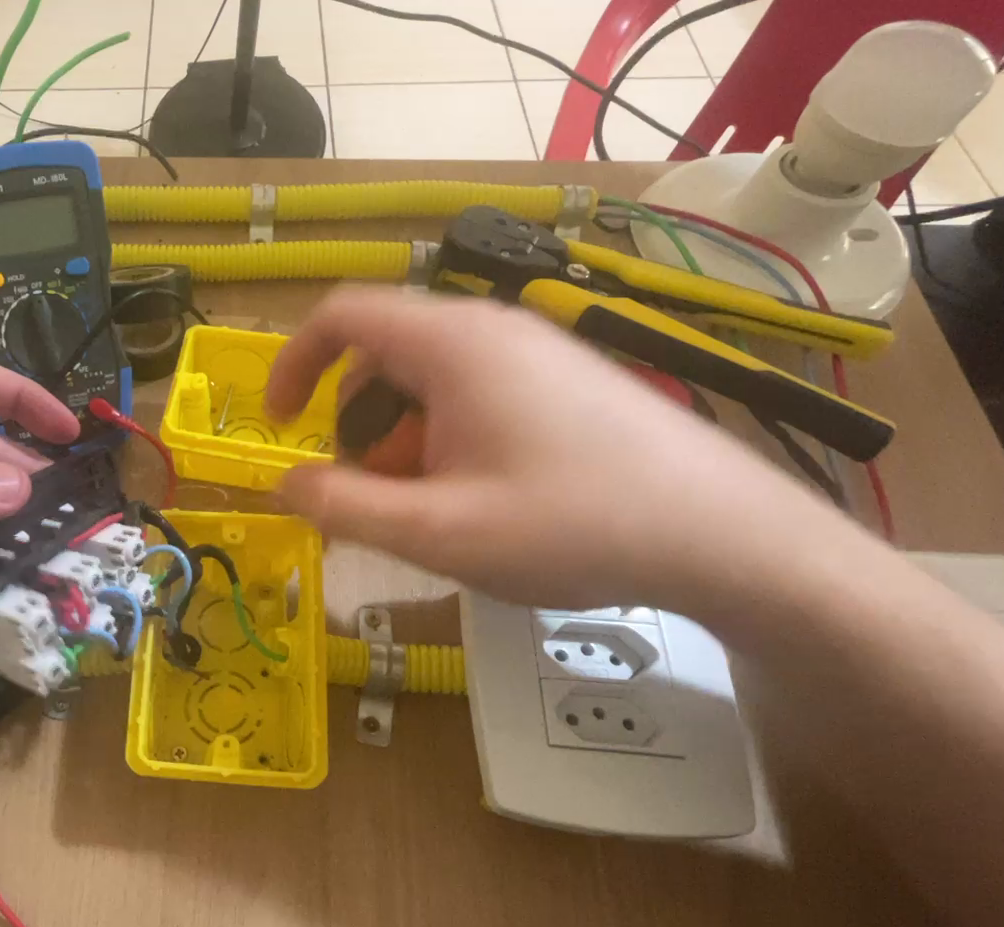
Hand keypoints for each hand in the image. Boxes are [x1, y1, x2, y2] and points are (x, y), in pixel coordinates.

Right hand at [265, 287, 850, 614]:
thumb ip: (345, 506)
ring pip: (427, 379)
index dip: (292, 363)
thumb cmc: (573, 526)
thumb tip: (284, 484)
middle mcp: (490, 328)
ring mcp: (533, 350)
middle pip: (382, 354)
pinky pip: (472, 392)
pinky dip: (446, 437)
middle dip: (356, 422)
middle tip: (379, 493)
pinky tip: (485, 496)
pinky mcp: (561, 378)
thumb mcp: (438, 531)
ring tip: (438, 504)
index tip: (279, 422)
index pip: (341, 314)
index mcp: (452, 344)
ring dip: (402, 438)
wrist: (724, 536)